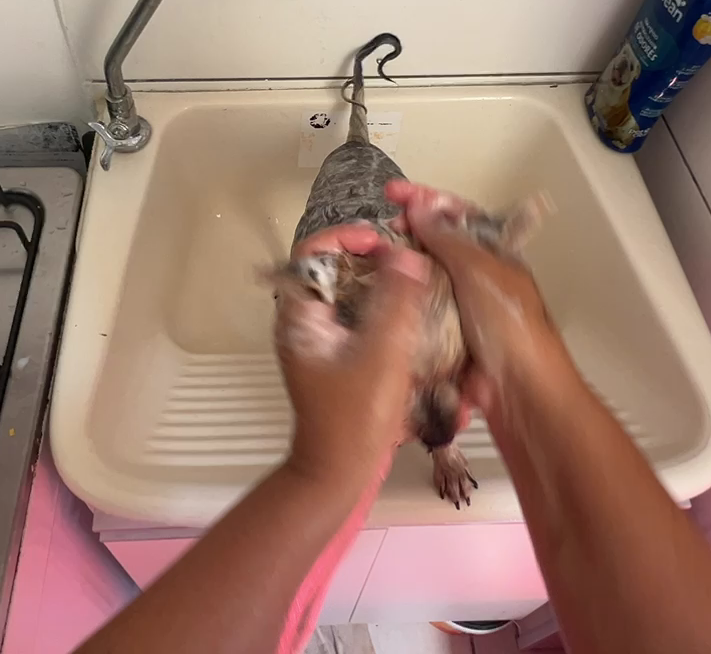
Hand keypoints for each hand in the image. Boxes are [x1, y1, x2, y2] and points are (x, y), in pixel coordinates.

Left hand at [274, 224, 430, 491]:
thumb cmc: (354, 418)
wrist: (337, 473)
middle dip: (366, 255)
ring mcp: (317, 338)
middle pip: (329, 267)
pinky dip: (377, 303)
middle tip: (402, 257)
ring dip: (374, 278)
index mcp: (300, 314)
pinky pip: (353, 313)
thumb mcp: (382, 354)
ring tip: (410, 276)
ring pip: (343, 290)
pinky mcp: (334, 353)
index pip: (312, 252)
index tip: (381, 242)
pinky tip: (407, 309)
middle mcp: (302, 320)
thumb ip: (395, 301)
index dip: (345, 237)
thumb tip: (406, 254)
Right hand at [384, 180, 570, 411]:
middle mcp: (475, 275)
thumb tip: (419, 207)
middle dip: (407, 231)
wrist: (519, 391)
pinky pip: (415, 309)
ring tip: (373, 257)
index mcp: (492, 253)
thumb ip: (446, 238)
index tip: (394, 193)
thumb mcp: (478, 270)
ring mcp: (459, 305)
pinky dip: (399, 300)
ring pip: (421, 275)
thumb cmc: (511, 326)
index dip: (426, 199)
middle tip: (381, 228)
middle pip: (435, 243)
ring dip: (400, 265)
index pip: (456, 214)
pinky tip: (379, 294)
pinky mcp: (443, 333)